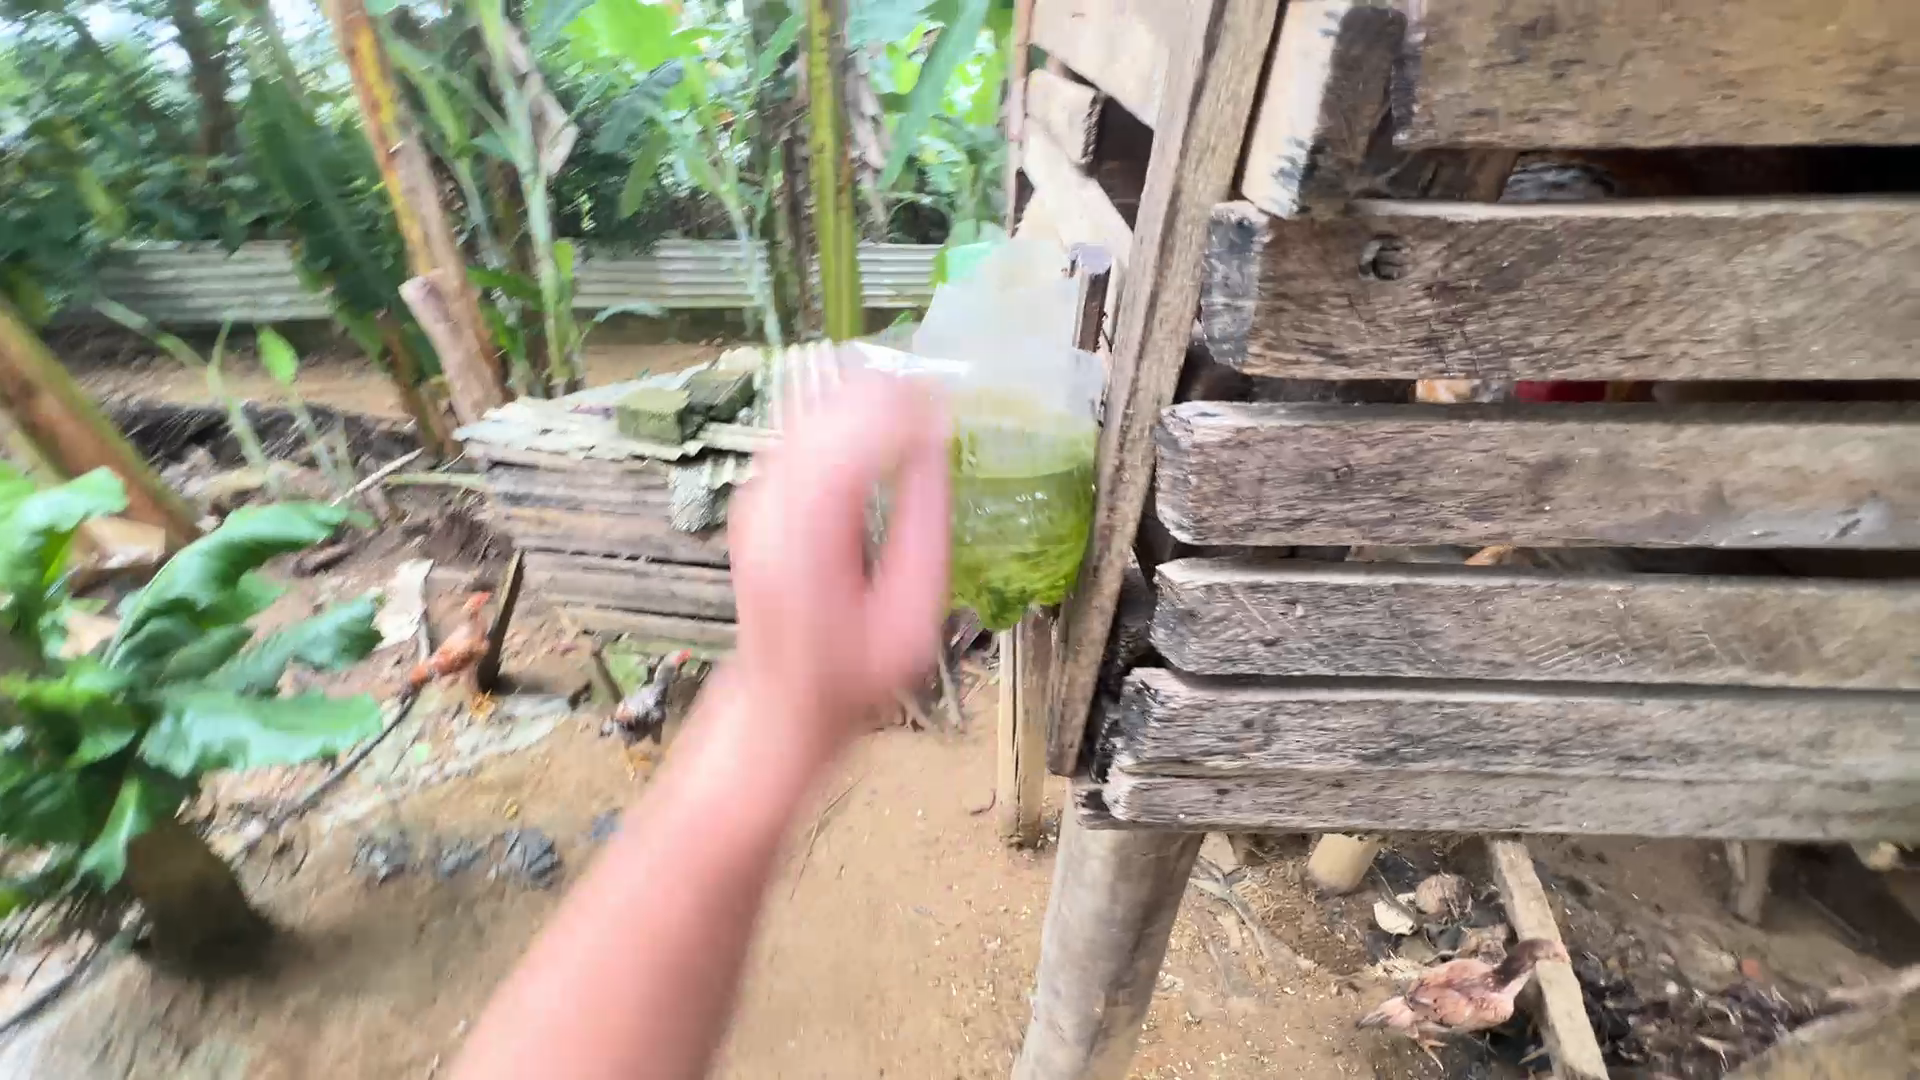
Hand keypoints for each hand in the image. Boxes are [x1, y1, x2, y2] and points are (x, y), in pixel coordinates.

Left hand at [723, 375, 949, 765]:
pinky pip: (800, 431)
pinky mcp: (757, 496)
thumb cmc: (856, 667)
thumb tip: (934, 449)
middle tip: (934, 397)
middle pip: (827, 411)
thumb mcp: (912, 609)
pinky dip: (841, 415)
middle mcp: (771, 502)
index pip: (853, 436)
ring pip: (809, 411)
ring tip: (911, 400)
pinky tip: (874, 419)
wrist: (784, 694)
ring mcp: (757, 496)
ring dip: (863, 398)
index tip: (946, 405)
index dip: (903, 409)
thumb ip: (926, 524)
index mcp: (810, 533)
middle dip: (885, 394)